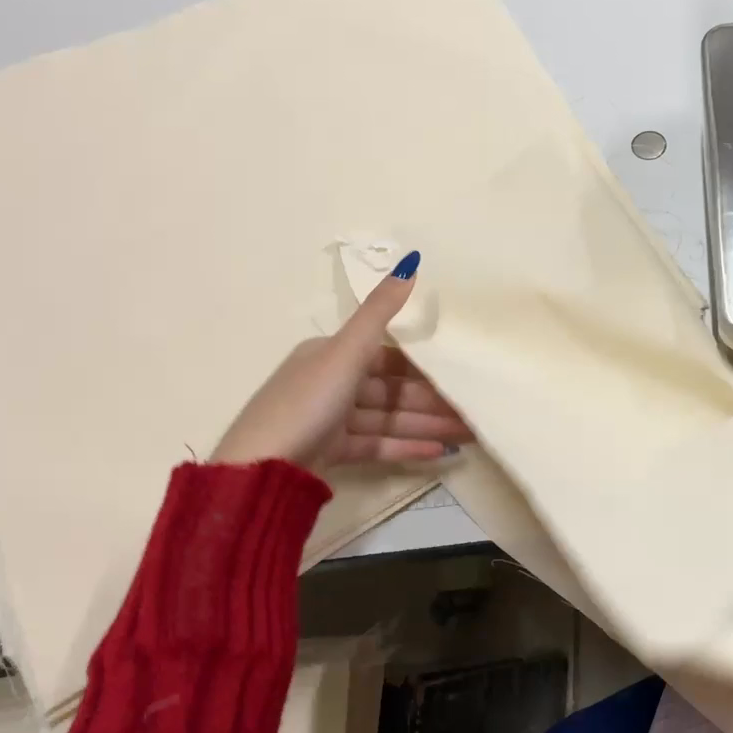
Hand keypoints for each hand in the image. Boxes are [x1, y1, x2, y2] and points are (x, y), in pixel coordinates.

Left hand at [213, 252, 473, 467]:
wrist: (260, 471)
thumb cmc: (306, 403)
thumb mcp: (346, 351)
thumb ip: (380, 311)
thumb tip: (411, 261)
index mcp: (329, 354)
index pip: (387, 356)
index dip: (424, 365)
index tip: (460, 373)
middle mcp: (330, 383)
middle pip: (392, 389)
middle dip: (433, 401)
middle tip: (472, 410)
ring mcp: (330, 420)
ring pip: (389, 418)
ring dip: (427, 425)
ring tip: (468, 433)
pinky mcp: (331, 451)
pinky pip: (378, 445)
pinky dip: (408, 446)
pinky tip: (441, 451)